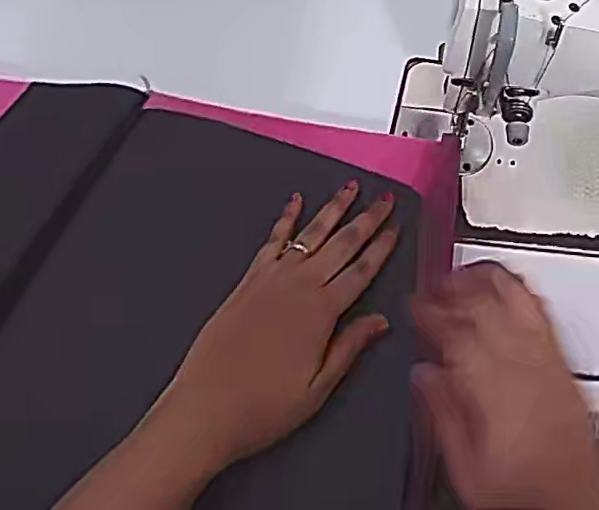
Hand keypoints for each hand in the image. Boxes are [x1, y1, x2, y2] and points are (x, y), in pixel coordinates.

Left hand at [55, 184, 400, 509]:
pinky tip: (296, 201)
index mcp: (323, 311)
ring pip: (313, 232)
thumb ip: (350, 347)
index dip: (382, 246)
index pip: (362, 269)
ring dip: (335, 207)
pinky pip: (274, 239)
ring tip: (350, 187)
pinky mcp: (250, 279)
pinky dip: (287, 217)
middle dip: (368, 218)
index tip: (396, 227)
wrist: (203, 411)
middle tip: (385, 199)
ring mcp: (274, 277)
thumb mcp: (317, 390)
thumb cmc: (262, 407)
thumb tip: (381, 320)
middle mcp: (301, 285)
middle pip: (344, 242)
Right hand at [413, 263, 598, 509]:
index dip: (430, 313)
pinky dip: (520, 289)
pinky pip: (539, 309)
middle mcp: (521, 361)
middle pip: (482, 307)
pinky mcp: (561, 357)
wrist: (573, 501)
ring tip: (465, 273)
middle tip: (433, 285)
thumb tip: (422, 374)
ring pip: (512, 297)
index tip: (416, 305)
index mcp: (492, 385)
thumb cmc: (524, 491)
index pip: (455, 332)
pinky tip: (508, 283)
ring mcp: (544, 355)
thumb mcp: (467, 466)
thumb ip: (442, 414)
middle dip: (453, 290)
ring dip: (485, 279)